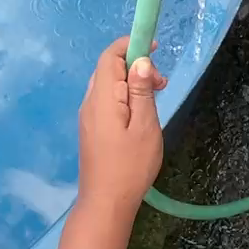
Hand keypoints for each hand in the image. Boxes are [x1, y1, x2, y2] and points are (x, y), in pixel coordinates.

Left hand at [78, 36, 168, 212]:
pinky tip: (140, 112)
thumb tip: (141, 60)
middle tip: (160, 83)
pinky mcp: (91, 128)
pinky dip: (124, 95)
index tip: (156, 48)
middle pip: (107, 68)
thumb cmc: (130, 165)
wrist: (106, 203)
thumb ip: (141, 91)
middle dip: (134, 64)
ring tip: (154, 96)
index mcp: (102, 97)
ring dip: (130, 81)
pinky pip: (106, 99)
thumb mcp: (145, 126)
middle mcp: (89, 102)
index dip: (130, 45)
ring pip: (107, 84)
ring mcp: (88, 116)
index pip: (110, 56)